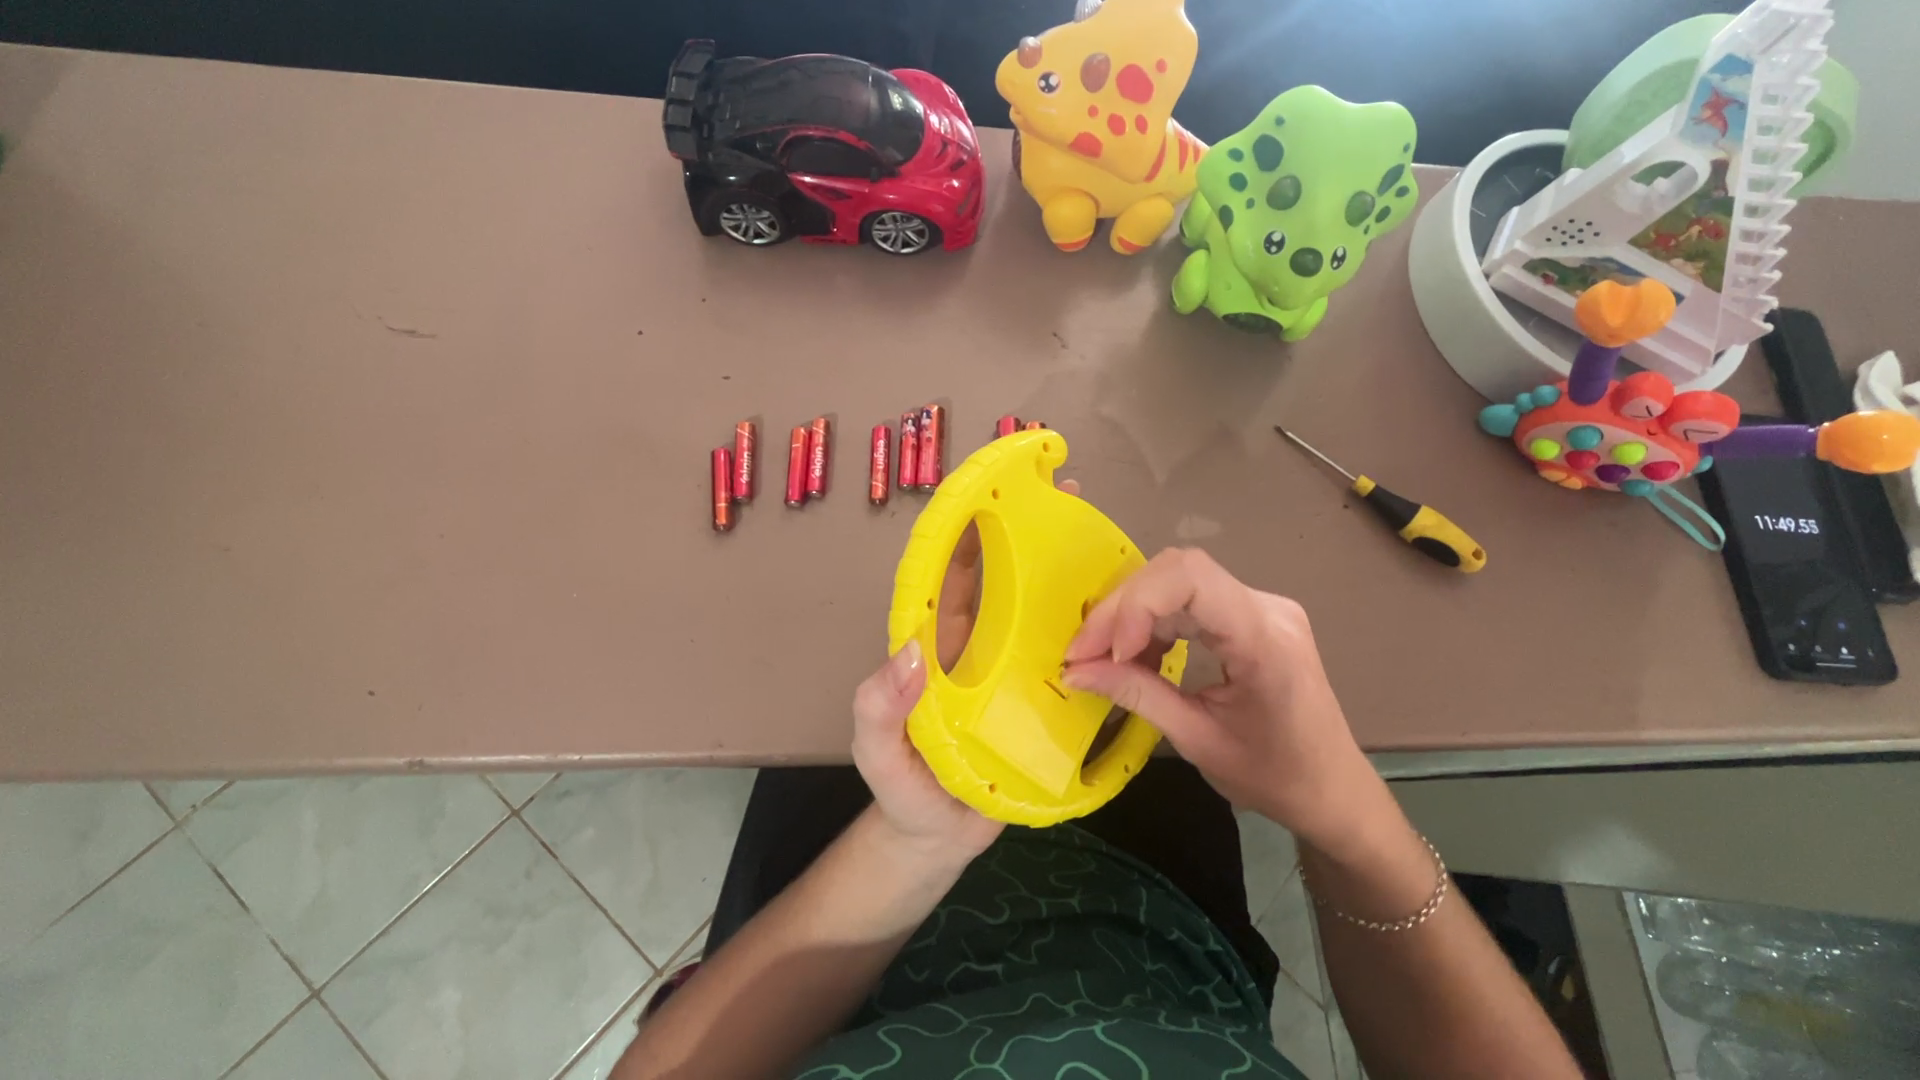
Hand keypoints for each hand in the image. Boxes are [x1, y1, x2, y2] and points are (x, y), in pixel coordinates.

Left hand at [848, 478, 1085, 862]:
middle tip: (1072, 505)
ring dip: (1075, 588)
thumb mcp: (877, 752)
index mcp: (940, 648)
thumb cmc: (904, 790)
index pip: (953, 580)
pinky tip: (1130, 631)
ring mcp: (1015, 678)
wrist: (939, 841)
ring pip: (1047, 621)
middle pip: (1007, 587)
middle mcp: (980, 651)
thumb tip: (910, 655)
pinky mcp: (1046, 709)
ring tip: (1115, 556)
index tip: (999, 494)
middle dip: (1034, 543)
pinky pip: (1074, 668)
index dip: (970, 534)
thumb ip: (879, 710)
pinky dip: (1099, 645)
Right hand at [1061, 548, 1384, 852]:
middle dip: (1121, 609)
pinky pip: (1191, 599)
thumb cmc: (1275, 777)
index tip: (1102, 654)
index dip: (1134, 605)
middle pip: (1178, 573)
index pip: (1190, 579)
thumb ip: (1138, 695)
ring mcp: (1262, 606)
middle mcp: (1267, 607)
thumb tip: (1074, 672)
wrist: (1333, 790)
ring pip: (1179, 581)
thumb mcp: (1198, 741)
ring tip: (1101, 659)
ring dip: (1132, 614)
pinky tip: (1135, 658)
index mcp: (1265, 639)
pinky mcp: (1252, 615)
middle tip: (1081, 655)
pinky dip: (1153, 622)